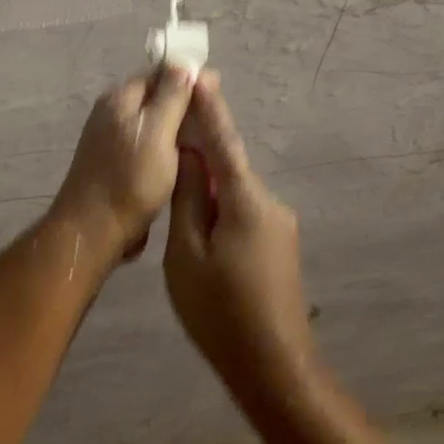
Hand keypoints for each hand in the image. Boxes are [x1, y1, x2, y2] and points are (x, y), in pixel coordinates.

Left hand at [49, 67, 199, 261]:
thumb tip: (183, 62)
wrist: (95, 229)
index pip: (156, 74)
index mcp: (119, 99)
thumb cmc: (130, 178)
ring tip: (206, 143)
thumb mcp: (157, 132)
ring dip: (177, 131)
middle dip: (184, 107)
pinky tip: (185, 163)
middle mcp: (112, 113)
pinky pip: (148, 147)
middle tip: (214, 123)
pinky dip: (167, 150)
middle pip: (155, 99)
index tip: (216, 92)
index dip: (185, 78)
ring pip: (153, 126)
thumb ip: (171, 96)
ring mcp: (112, 140)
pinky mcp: (116, 164)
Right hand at [163, 78, 313, 378]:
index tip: (198, 74)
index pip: (222, 141)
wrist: (274, 369)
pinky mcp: (276, 246)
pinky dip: (216, 207)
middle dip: (198, 149)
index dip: (209, 107)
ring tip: (171, 191)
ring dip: (204, 185)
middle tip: (167, 133)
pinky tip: (196, 226)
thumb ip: (187, 197)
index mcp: (245, 200)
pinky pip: (239, 212)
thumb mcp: (186, 251)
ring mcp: (277, 227)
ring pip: (231, 192)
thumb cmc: (219, 309)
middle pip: (226, 165)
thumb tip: (188, 154)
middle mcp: (268, 204)